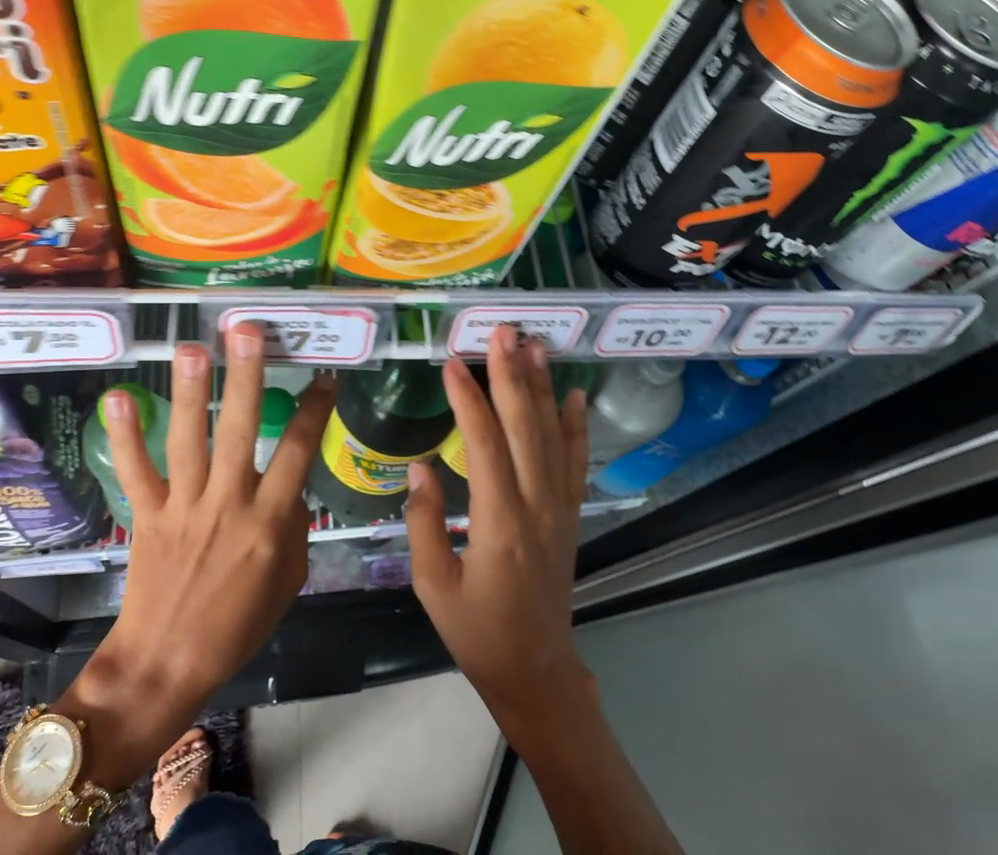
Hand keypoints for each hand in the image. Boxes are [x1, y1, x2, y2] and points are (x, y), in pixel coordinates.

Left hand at [83, 324, 334, 737]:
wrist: (170, 662)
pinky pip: (136, 472)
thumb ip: (292, 526)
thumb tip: (288, 485)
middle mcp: (229, 504)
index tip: (324, 375)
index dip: (315, 409)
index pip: (300, 452)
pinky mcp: (146, 516)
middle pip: (241, 431)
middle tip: (249, 331)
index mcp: (270, 522)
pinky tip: (117, 397)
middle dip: (246, 378)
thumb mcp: (288, 580)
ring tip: (191, 347)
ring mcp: (184, 507)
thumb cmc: (239, 625)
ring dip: (188, 392)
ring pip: (188, 441)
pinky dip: (125, 436)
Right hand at [406, 325, 592, 718]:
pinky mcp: (570, 515)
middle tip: (503, 331)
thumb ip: (424, 523)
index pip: (483, 445)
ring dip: (542, 388)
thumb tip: (421, 466)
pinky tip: (574, 394)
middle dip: (512, 375)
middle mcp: (536, 506)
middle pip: (525, 428)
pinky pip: (575, 463)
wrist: (534, 666)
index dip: (468, 400)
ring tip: (534, 345)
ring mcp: (559, 508)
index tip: (453, 361)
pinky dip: (576, 426)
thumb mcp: (433, 585)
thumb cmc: (476, 630)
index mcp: (498, 523)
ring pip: (553, 436)